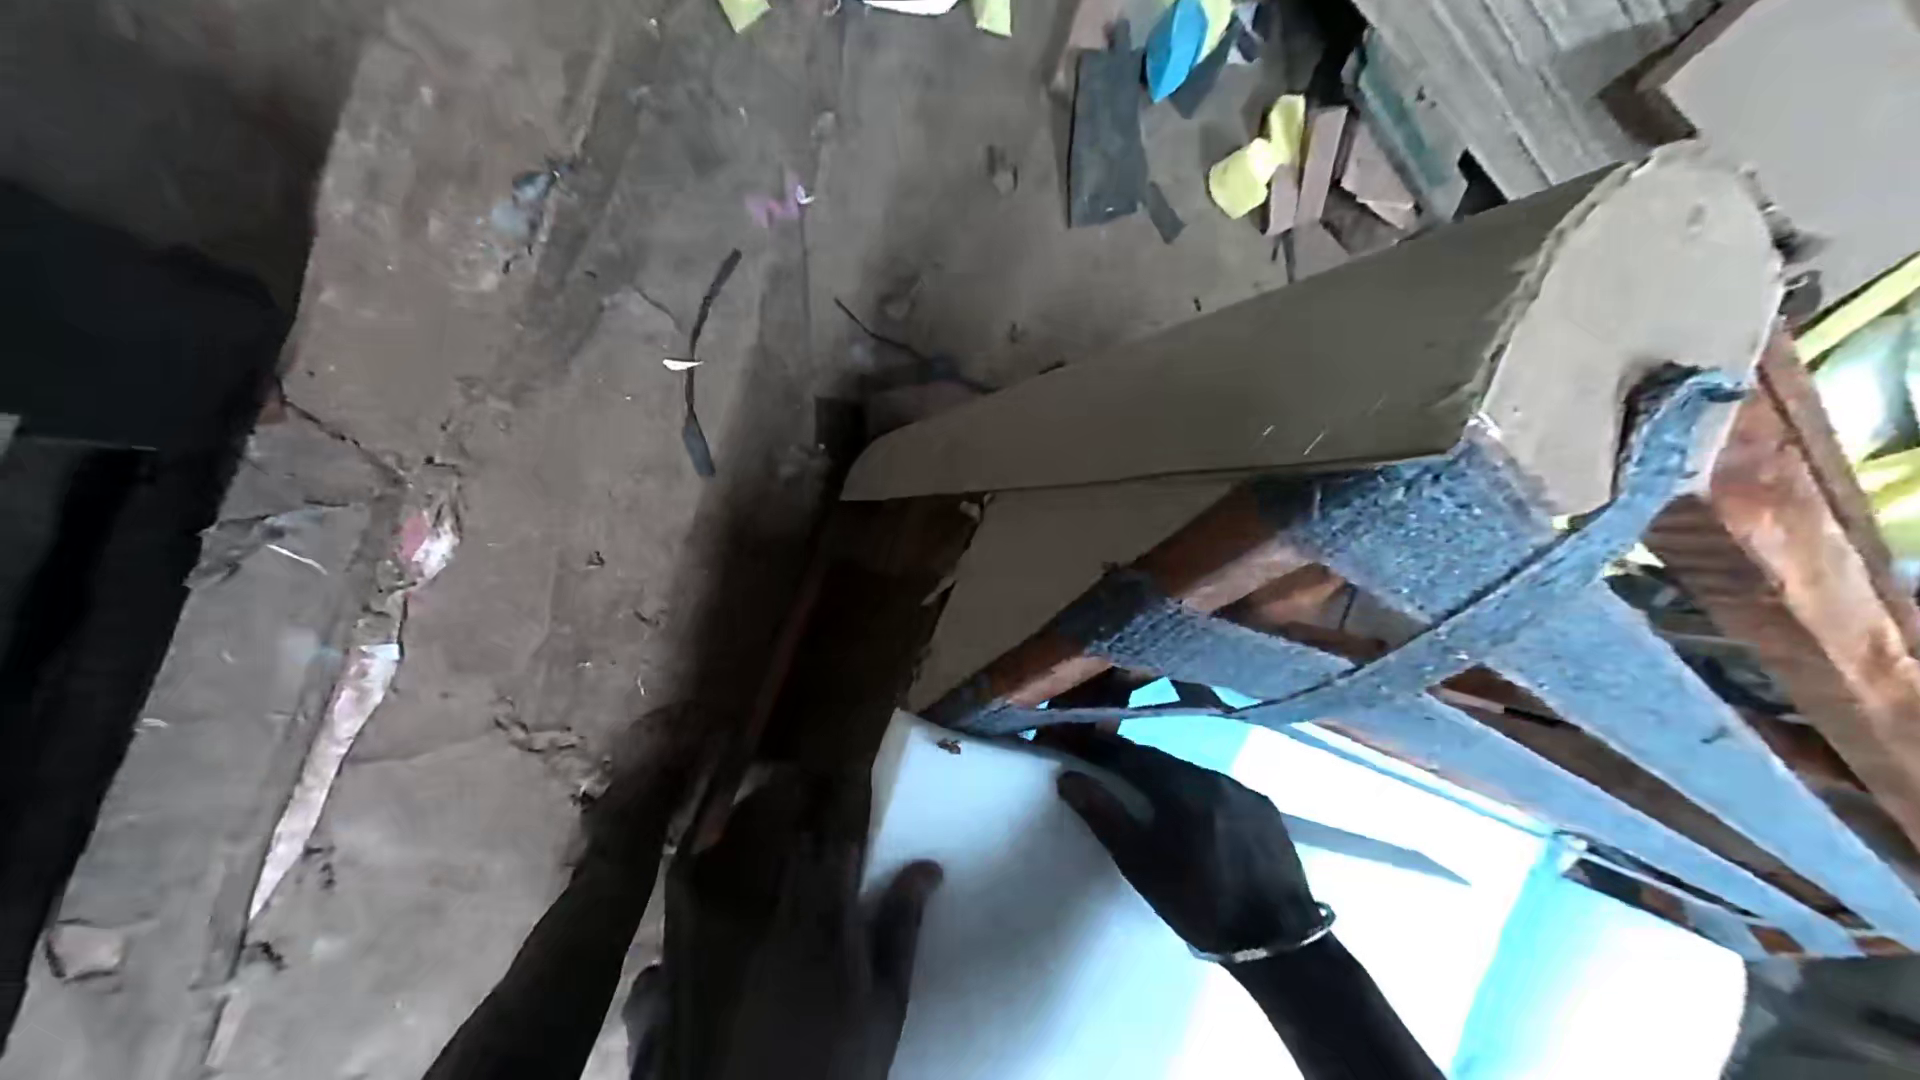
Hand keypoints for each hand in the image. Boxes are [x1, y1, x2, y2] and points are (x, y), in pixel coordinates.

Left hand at [708, 772, 942, 1079]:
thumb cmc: (827, 1069)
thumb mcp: (882, 1008)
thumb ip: (902, 928)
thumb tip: (928, 866)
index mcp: (819, 911)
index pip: (839, 824)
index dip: (846, 787)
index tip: (850, 764)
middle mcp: (758, 902)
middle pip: (776, 816)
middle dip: (794, 787)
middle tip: (805, 777)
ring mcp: (703, 924)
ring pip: (725, 835)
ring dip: (747, 812)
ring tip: (763, 804)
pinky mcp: (667, 949)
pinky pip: (681, 881)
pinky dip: (700, 858)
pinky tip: (711, 862)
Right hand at [1051, 727, 1319, 956]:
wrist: (1278, 946)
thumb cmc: (1199, 904)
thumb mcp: (1140, 864)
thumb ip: (1104, 815)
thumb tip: (1070, 778)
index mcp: (1182, 786)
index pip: (1132, 753)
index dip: (1102, 748)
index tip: (1078, 745)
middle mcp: (1215, 777)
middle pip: (1163, 761)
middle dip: (1133, 763)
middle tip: (1109, 773)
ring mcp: (1245, 791)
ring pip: (1192, 775)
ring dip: (1167, 780)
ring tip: (1150, 801)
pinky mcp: (1266, 809)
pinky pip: (1220, 791)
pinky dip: (1198, 796)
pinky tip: (1194, 819)